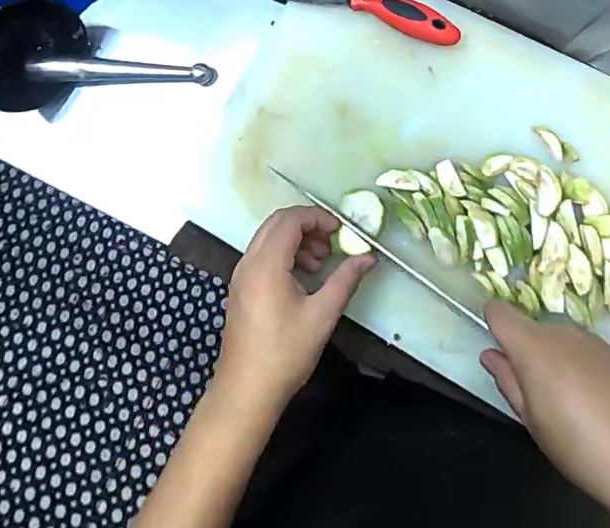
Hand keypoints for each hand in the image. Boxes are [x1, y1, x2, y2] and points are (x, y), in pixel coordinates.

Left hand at [215, 206, 375, 409]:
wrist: (246, 391)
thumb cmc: (285, 353)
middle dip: (307, 226)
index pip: (290, 219)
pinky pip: (262, 254)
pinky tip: (303, 278)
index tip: (340, 231)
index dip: (317, 217)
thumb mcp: (322, 315)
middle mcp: (248, 261)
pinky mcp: (240, 287)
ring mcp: (241, 274)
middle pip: (277, 223)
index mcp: (265, 264)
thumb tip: (369, 257)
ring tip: (320, 265)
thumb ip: (345, 280)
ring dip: (296, 240)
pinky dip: (284, 254)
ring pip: (268, 237)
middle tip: (331, 244)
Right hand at [481, 302, 609, 527]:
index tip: (501, 353)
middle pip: (534, 330)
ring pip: (564, 342)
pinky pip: (591, 354)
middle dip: (530, 354)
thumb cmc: (582, 447)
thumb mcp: (533, 422)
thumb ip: (507, 382)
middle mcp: (563, 332)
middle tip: (541, 396)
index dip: (494, 326)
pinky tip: (603, 408)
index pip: (499, 311)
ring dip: (560, 362)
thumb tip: (492, 355)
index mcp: (533, 345)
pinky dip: (587, 371)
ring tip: (577, 407)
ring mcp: (596, 342)